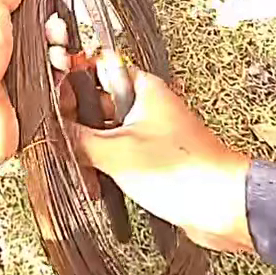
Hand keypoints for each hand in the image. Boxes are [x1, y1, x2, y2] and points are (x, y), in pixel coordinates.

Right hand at [70, 64, 253, 252]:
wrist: (221, 205)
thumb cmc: (182, 170)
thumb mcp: (117, 152)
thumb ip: (79, 138)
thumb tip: (54, 128)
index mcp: (144, 89)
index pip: (100, 69)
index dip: (75, 80)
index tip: (54, 96)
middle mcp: (149, 105)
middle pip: (102, 103)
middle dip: (79, 121)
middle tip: (58, 135)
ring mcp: (152, 131)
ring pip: (109, 132)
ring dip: (91, 148)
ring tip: (76, 165)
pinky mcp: (155, 157)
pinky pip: (121, 153)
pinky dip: (106, 165)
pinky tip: (95, 182)